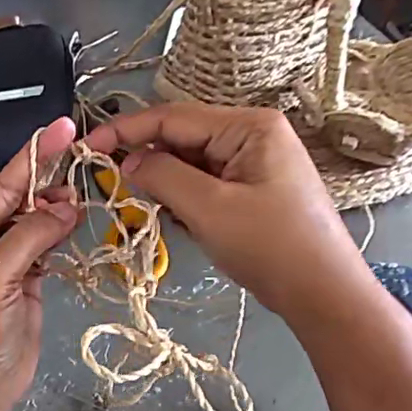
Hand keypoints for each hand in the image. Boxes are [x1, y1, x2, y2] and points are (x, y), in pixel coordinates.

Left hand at [0, 117, 81, 410]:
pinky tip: (73, 226)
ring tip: (77, 203)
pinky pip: (43, 246)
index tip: (62, 129)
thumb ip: (27, 237)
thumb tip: (64, 206)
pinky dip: (58, 234)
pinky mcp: (24, 282)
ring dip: (52, 209)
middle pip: (12, 198)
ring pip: (30, 221)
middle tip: (76, 172)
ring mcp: (2, 263)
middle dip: (41, 182)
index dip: (30, 158)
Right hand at [84, 103, 368, 320]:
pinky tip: (183, 222)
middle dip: (148, 162)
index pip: (173, 117)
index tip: (88, 147)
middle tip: (115, 189)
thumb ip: (163, 176)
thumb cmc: (270, 245)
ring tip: (155, 212)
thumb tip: (127, 161)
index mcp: (248, 126)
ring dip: (167, 186)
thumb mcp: (209, 208)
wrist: (323, 293)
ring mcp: (255, 164)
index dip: (126, 131)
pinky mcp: (254, 191)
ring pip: (192, 164)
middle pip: (182, 139)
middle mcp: (253, 135)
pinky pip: (207, 185)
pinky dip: (186, 200)